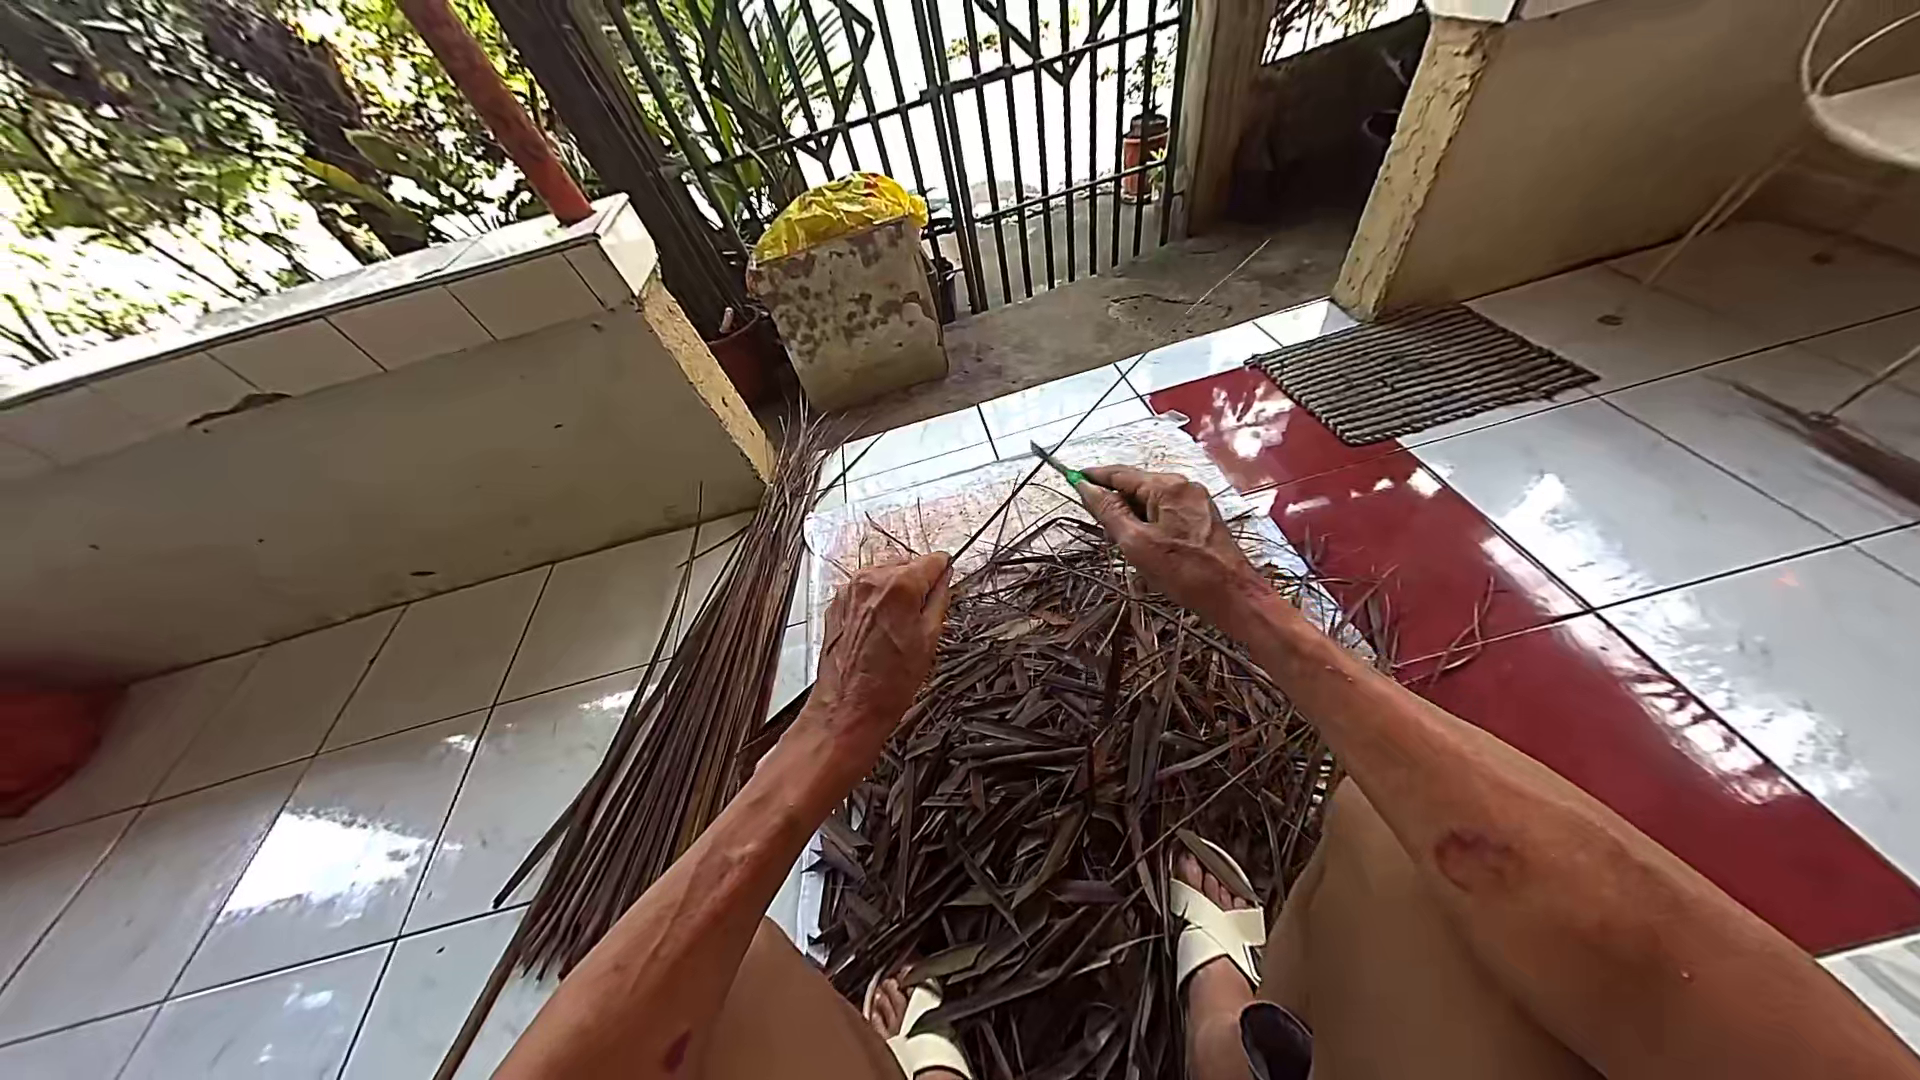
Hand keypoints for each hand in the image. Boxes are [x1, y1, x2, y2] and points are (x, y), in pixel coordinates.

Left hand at [792, 551, 952, 789]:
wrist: (849, 707)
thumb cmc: (887, 683)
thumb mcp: (930, 638)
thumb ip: (940, 599)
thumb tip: (945, 579)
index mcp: (899, 586)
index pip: (932, 560)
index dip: (944, 571)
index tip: (946, 579)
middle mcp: (871, 581)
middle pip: (907, 564)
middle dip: (918, 583)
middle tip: (924, 614)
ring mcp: (850, 591)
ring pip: (885, 576)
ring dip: (896, 591)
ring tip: (900, 626)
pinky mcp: (837, 604)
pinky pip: (865, 591)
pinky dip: (876, 602)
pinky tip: (881, 630)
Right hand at [1077, 465, 1267, 627]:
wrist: (1233, 596)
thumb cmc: (1184, 572)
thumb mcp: (1135, 543)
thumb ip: (1109, 512)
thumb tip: (1086, 488)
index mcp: (1168, 486)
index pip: (1120, 474)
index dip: (1094, 476)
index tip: (1071, 477)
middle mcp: (1183, 486)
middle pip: (1135, 487)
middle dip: (1114, 504)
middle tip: (1100, 528)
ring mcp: (1195, 501)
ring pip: (1149, 502)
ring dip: (1131, 518)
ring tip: (1124, 545)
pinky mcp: (1201, 518)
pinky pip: (1164, 512)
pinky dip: (1147, 524)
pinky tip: (1144, 547)